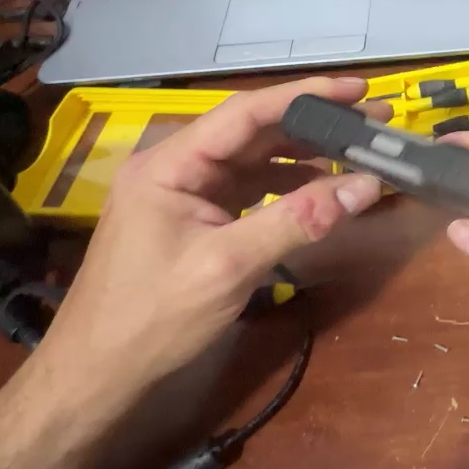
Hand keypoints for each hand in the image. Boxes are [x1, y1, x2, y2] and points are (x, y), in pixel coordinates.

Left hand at [32, 77, 390, 407]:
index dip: (306, 96)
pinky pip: (255, 185)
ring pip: (260, 156)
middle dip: (316, 123)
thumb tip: (370, 185)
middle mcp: (178, 166)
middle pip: (257, 130)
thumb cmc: (151, 319)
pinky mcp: (199, 215)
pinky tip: (325, 189)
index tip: (359, 88)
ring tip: (360, 150)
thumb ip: (300, 221)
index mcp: (170, 164)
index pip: (247, 112)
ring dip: (309, 153)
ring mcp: (187, 191)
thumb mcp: (230, 266)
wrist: (95, 379)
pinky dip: (293, 183)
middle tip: (373, 118)